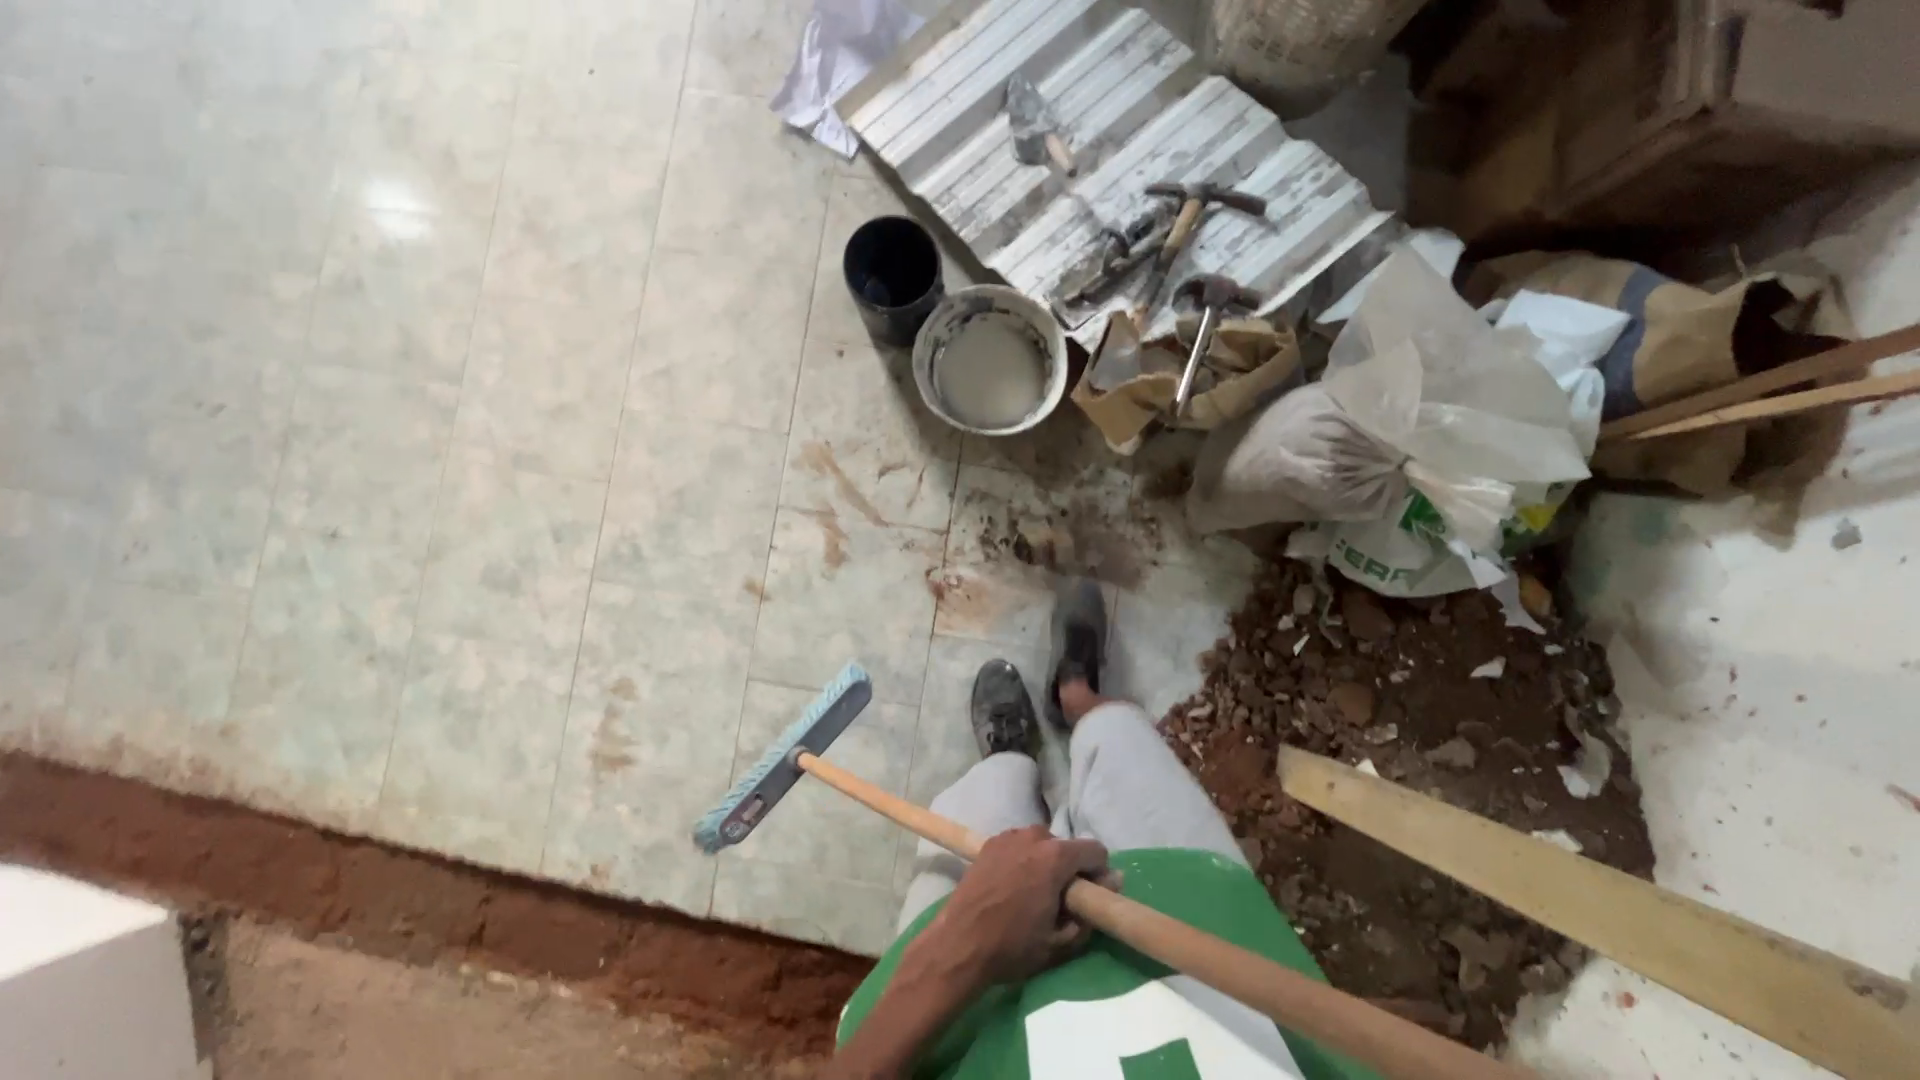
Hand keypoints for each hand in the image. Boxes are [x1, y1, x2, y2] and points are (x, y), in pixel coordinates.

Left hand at [911, 826, 1115, 986]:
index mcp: (1056, 857)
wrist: (960, 943)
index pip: (1096, 850)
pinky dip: (1023, 860)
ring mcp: (1008, 837)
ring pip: (1041, 845)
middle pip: (1066, 847)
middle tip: (1061, 899)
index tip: (1090, 895)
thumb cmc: (1014, 946)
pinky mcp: (989, 844)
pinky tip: (1012, 886)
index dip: (1099, 873)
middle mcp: (1034, 836)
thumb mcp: (1062, 941)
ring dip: (1045, 863)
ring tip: (1034, 893)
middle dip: (1070, 869)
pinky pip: (1018, 847)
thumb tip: (1113, 883)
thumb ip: (1092, 912)